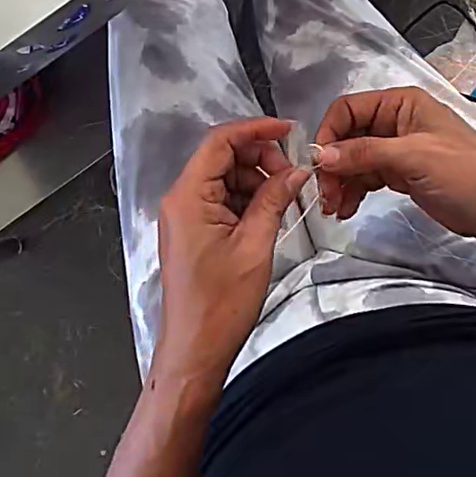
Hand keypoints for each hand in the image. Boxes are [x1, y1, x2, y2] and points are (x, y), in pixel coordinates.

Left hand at [154, 117, 310, 386]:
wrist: (195, 348)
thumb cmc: (220, 303)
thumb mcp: (255, 245)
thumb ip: (274, 200)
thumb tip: (295, 171)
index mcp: (187, 195)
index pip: (219, 142)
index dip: (255, 129)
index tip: (288, 129)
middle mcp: (180, 198)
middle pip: (221, 157)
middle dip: (259, 159)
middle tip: (292, 176)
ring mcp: (185, 213)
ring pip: (224, 178)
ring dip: (255, 181)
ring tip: (285, 198)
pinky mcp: (193, 228)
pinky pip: (221, 199)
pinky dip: (247, 199)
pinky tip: (270, 212)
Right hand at [312, 86, 475, 238]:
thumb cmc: (470, 174)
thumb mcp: (414, 157)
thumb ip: (364, 153)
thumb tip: (321, 156)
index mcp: (401, 104)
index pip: (348, 109)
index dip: (329, 133)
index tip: (319, 161)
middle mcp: (394, 122)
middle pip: (346, 137)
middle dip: (332, 164)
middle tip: (324, 193)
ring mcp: (396, 149)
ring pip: (352, 160)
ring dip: (339, 182)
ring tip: (333, 207)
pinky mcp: (399, 174)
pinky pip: (364, 178)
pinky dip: (351, 192)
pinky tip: (345, 208)